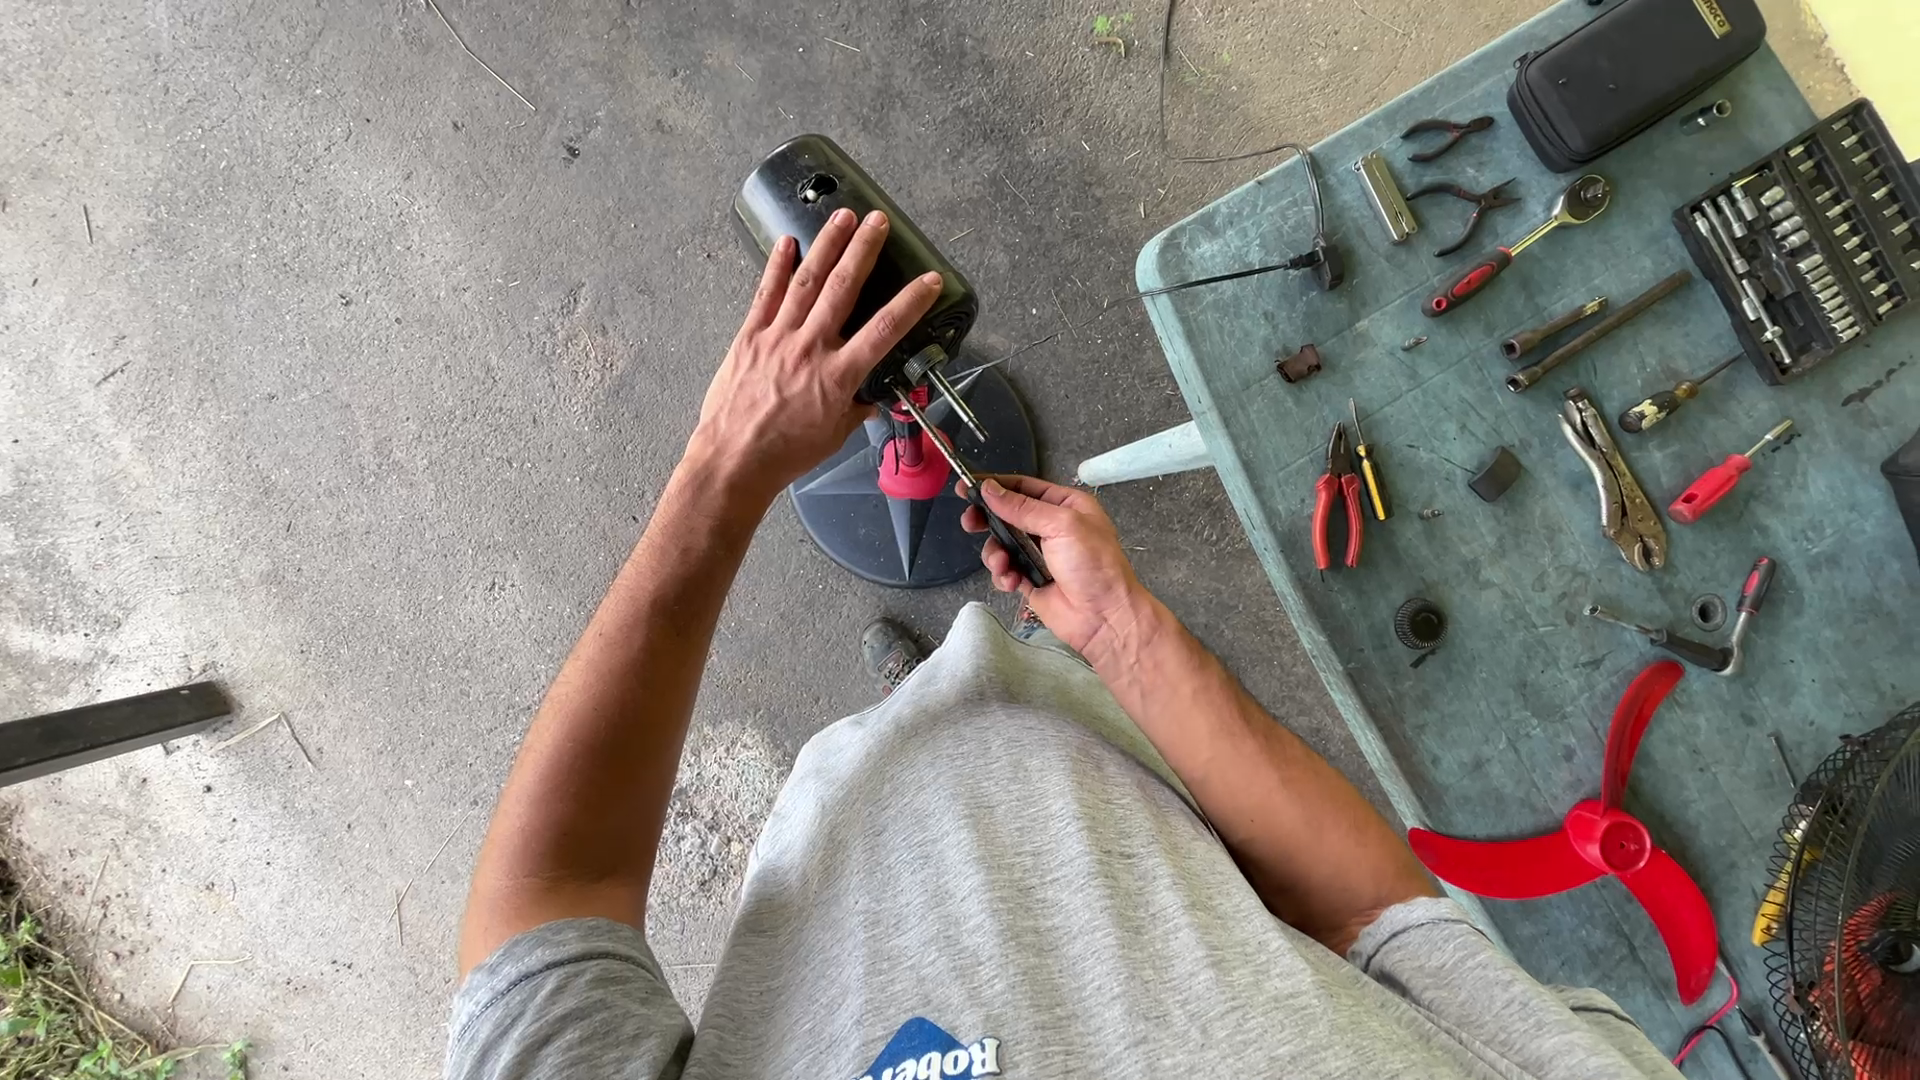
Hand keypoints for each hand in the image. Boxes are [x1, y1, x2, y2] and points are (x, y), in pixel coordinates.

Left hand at [686, 208, 942, 505]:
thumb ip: (856, 408)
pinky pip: (765, 293)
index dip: (910, 302)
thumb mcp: (835, 434)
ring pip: (806, 281)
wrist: (735, 458)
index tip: (928, 280)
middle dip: (863, 250)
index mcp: (839, 376)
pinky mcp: (749, 336)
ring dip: (826, 245)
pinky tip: (788, 242)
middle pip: (843, 289)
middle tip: (878, 221)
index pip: (884, 330)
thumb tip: (870, 398)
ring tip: (842, 216)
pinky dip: (776, 266)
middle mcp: (811, 348)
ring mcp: (777, 337)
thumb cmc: (787, 453)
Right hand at [959, 475, 1152, 661]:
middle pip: (1007, 515)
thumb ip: (1023, 507)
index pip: (1024, 488)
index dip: (995, 486)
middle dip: (987, 520)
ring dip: (995, 553)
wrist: (1104, 617)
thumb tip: (990, 489)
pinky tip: (1012, 582)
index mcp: (1066, 506)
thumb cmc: (1094, 565)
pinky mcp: (1030, 579)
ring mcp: (1040, 554)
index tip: (967, 486)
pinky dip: (1003, 575)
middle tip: (969, 523)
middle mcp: (1052, 527)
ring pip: (1001, 545)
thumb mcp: (1062, 525)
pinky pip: (1005, 570)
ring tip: (1002, 565)